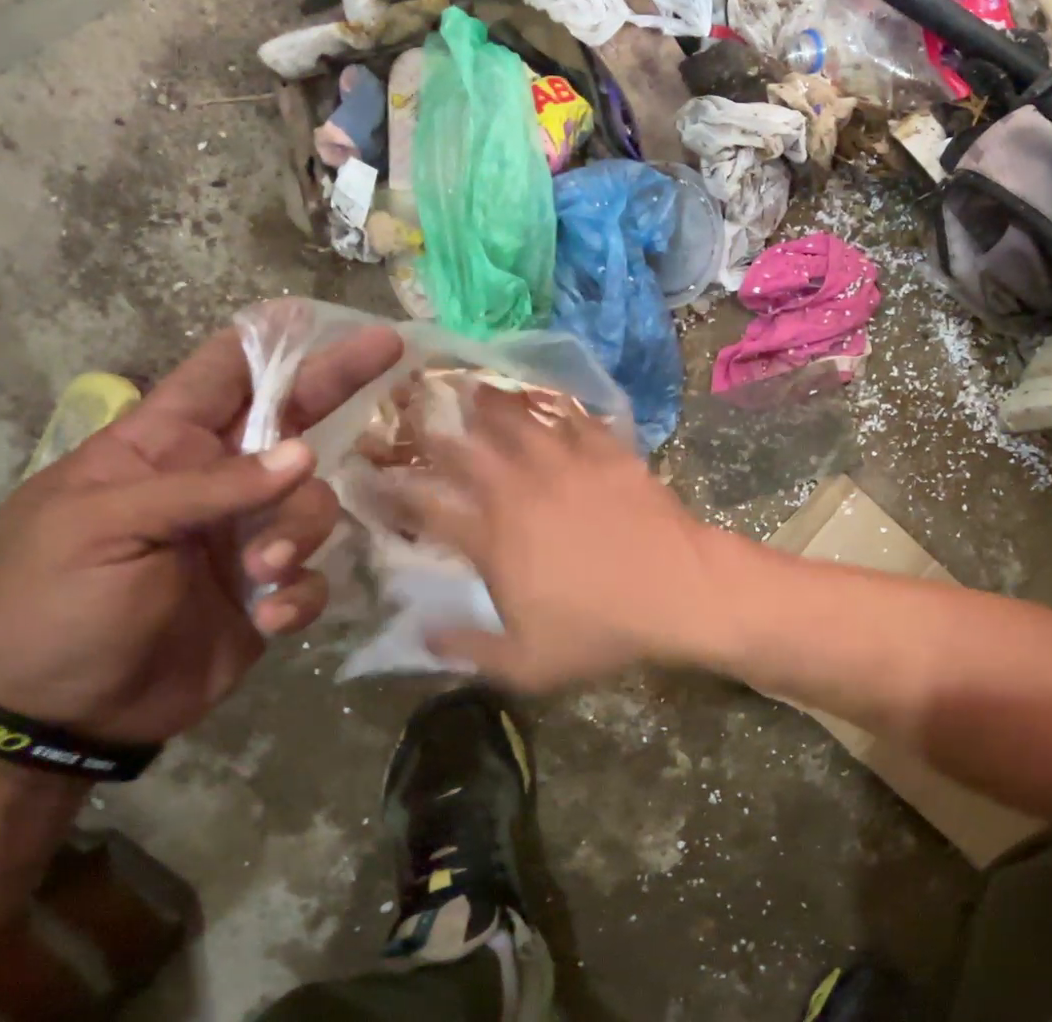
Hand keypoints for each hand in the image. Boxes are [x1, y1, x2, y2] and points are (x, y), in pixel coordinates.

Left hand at [0, 322, 403, 744]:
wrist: (61, 713)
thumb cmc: (53, 604)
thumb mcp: (105, 528)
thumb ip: (207, 486)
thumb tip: (301, 456)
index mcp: (159, 449)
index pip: (217, 378)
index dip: (266, 343)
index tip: (315, 312)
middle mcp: (216, 483)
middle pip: (291, 423)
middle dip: (338, 386)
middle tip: (390, 351)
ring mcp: (246, 537)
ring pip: (314, 505)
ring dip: (299, 535)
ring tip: (264, 573)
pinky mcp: (272, 591)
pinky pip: (316, 574)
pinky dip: (301, 593)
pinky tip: (271, 618)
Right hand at [402, 396, 734, 691]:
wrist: (677, 590)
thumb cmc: (601, 632)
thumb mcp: (527, 664)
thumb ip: (469, 650)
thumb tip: (423, 635)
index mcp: (492, 539)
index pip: (428, 508)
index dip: (395, 491)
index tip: (374, 479)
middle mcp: (520, 492)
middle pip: (466, 453)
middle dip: (434, 433)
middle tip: (416, 413)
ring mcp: (567, 466)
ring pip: (519, 424)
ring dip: (492, 405)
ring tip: (475, 389)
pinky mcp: (610, 455)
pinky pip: (577, 421)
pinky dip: (559, 408)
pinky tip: (552, 400)